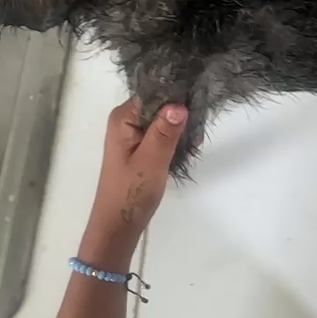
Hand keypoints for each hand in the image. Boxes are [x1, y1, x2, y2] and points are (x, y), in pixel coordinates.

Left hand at [79, 100, 187, 268]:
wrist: (118, 225)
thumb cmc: (131, 192)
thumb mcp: (151, 160)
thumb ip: (164, 131)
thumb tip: (179, 105)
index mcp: (124, 117)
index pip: (154, 92)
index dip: (176, 95)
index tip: (198, 106)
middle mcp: (126, 120)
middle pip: (161, 103)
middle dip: (182, 115)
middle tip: (197, 135)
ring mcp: (133, 133)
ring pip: (164, 119)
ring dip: (181, 129)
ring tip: (194, 145)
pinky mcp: (140, 146)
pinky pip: (162, 133)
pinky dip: (176, 140)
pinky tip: (188, 150)